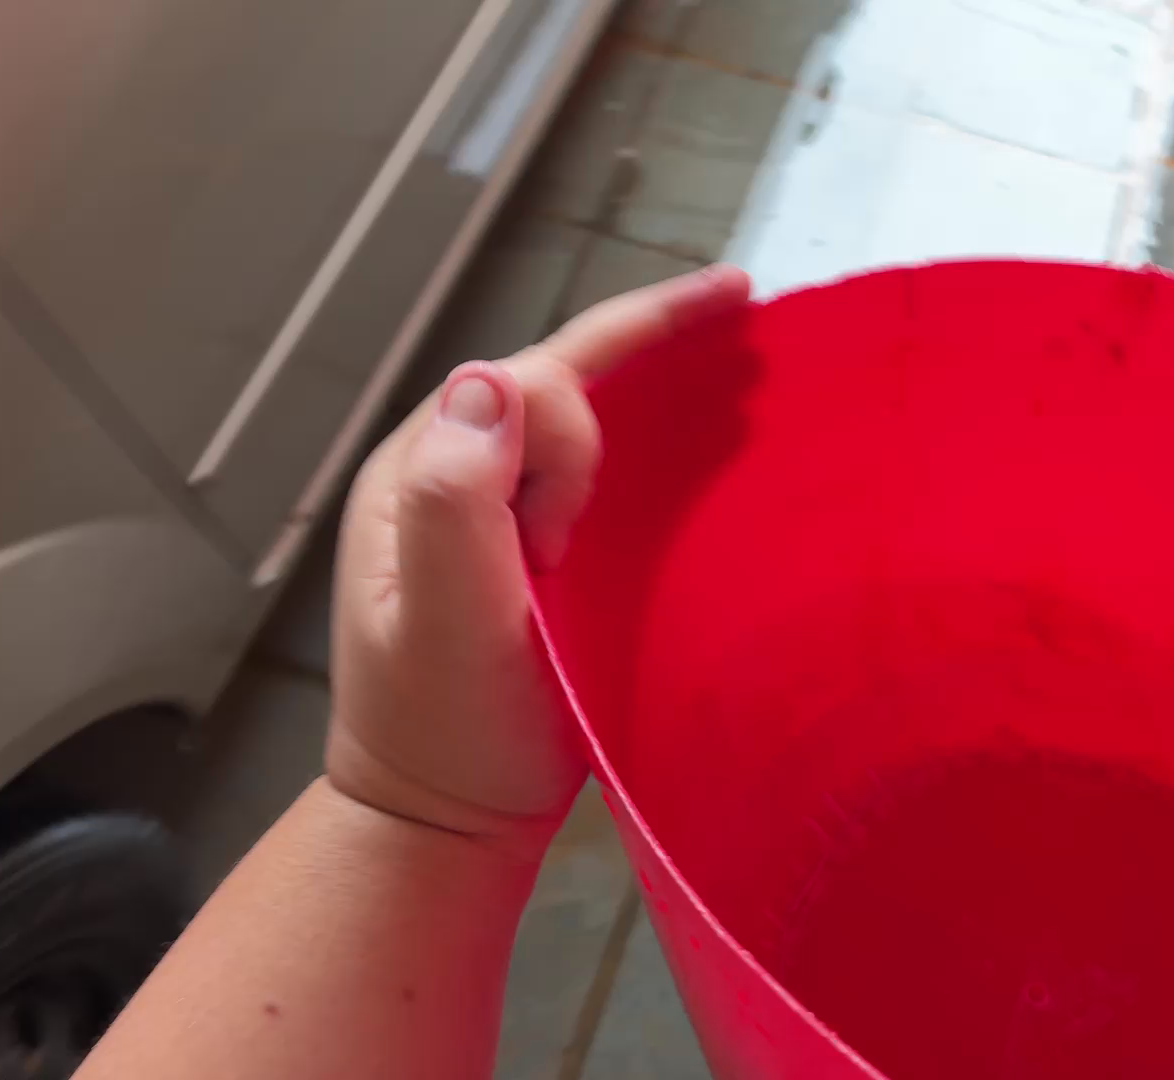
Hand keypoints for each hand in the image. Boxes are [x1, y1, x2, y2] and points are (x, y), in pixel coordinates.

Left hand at [325, 265, 751, 860]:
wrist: (454, 810)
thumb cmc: (450, 729)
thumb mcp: (443, 624)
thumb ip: (452, 503)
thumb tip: (492, 381)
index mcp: (430, 469)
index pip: (526, 385)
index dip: (577, 426)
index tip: (575, 531)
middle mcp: (470, 468)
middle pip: (569, 374)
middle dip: (653, 339)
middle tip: (740, 307)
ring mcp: (515, 504)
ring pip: (598, 411)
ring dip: (668, 371)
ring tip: (742, 342)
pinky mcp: (557, 542)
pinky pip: (617, 465)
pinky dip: (668, 436)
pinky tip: (713, 430)